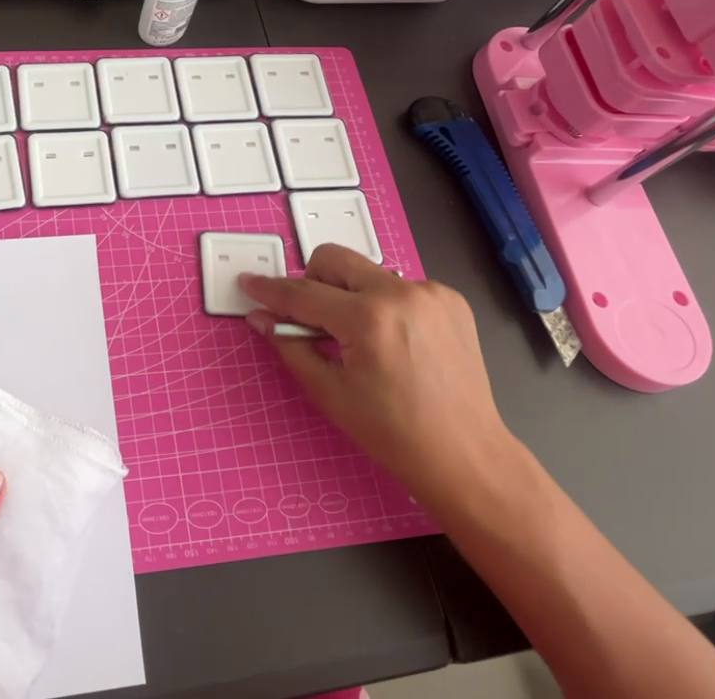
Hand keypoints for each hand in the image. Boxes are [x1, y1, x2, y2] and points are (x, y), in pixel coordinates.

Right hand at [239, 245, 513, 506]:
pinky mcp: (451, 300)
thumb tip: (262, 319)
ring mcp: (431, 292)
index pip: (304, 293)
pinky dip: (384, 305)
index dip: (271, 290)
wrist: (464, 454)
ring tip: (359, 339)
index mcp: (368, 318)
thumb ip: (291, 347)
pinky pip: (400, 287)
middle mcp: (402, 293)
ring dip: (350, 294)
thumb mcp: (330, 393)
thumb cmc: (392, 432)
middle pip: (334, 259)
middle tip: (311, 320)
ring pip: (367, 272)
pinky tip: (394, 342)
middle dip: (311, 281)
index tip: (249, 283)